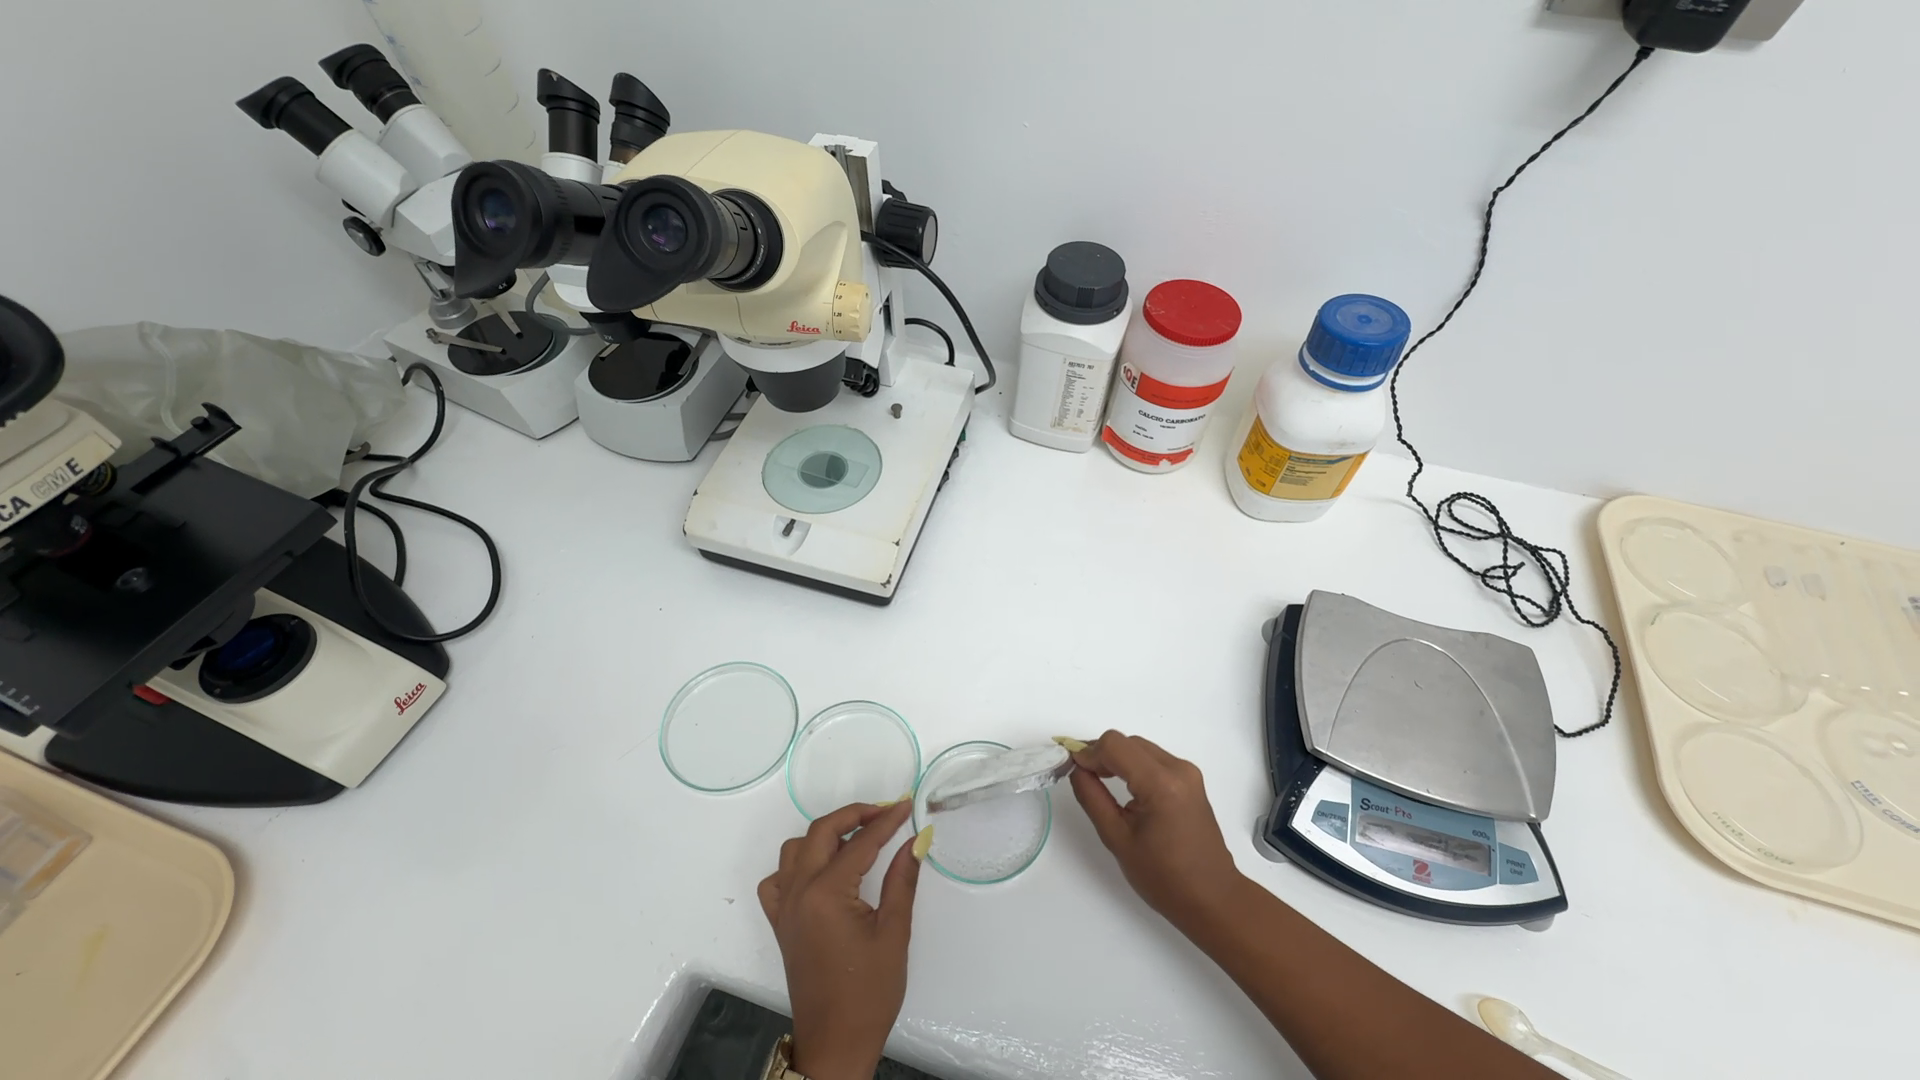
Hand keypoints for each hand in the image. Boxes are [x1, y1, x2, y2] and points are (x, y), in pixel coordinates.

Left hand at [757, 801, 924, 1079]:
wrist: (835, 1042)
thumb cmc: (869, 993)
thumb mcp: (894, 934)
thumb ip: (902, 881)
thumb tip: (915, 841)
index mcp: (827, 893)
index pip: (860, 842)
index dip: (885, 820)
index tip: (905, 804)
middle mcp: (798, 892)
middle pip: (821, 832)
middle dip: (854, 815)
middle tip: (884, 813)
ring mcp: (784, 907)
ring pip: (796, 849)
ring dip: (825, 835)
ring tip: (858, 839)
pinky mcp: (780, 923)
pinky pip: (778, 879)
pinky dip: (797, 864)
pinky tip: (821, 872)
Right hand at [1066, 731, 1243, 929]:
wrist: (1212, 897)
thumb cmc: (1163, 877)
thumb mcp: (1117, 838)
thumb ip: (1092, 797)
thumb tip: (1076, 769)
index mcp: (1161, 784)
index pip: (1115, 745)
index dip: (1088, 752)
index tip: (1072, 769)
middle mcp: (1179, 769)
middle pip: (1128, 742)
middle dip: (1101, 754)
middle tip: (1082, 776)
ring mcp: (1188, 773)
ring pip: (1141, 748)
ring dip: (1117, 758)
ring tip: (1098, 781)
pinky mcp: (1191, 781)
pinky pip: (1154, 760)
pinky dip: (1133, 765)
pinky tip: (1123, 786)